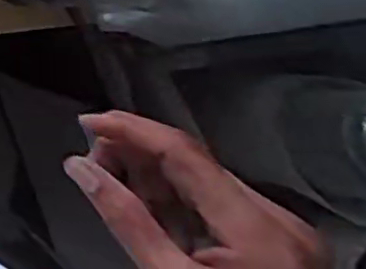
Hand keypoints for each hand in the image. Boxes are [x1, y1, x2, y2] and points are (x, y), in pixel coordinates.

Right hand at [65, 112, 328, 268]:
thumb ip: (127, 221)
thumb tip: (79, 167)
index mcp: (258, 231)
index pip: (182, 151)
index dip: (128, 128)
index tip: (86, 123)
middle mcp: (279, 221)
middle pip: (190, 161)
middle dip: (135, 155)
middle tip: (94, 167)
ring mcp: (285, 232)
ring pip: (201, 177)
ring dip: (153, 176)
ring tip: (118, 190)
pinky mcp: (282, 243)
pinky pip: (216, 200)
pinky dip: (178, 198)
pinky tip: (153, 213)